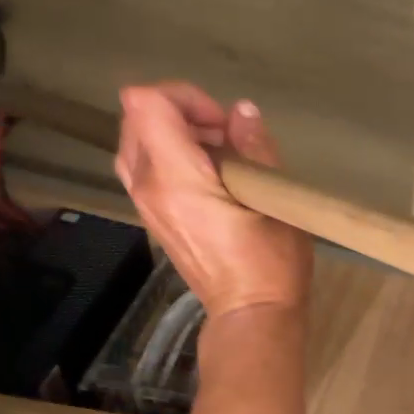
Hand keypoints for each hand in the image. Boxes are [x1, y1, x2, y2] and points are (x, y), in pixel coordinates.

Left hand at [115, 82, 312, 318]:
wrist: (252, 315)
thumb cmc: (272, 265)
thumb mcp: (276, 204)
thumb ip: (256, 151)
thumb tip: (242, 111)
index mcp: (176, 179)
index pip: (147, 103)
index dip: (186, 98)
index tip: (226, 125)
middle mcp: (148, 186)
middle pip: (137, 116)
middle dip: (182, 115)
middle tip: (228, 141)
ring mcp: (144, 203)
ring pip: (138, 141)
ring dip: (175, 137)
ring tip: (220, 160)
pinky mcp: (152, 217)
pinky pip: (146, 167)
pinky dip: (172, 159)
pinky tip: (212, 182)